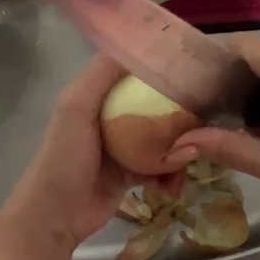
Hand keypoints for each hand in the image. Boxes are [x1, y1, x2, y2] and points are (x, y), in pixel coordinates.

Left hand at [0, 55, 185, 250]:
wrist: (55, 215)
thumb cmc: (64, 156)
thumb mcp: (76, 106)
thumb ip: (102, 74)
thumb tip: (139, 45)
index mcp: (97, 94)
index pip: (135, 72)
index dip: (163, 68)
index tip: (195, 70)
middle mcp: (111, 115)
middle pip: (156, 105)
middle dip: (182, 115)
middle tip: (204, 124)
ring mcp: (123, 146)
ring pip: (164, 138)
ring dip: (180, 151)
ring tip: (187, 164)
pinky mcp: (131, 174)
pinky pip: (161, 167)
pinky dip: (171, 176)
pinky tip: (173, 187)